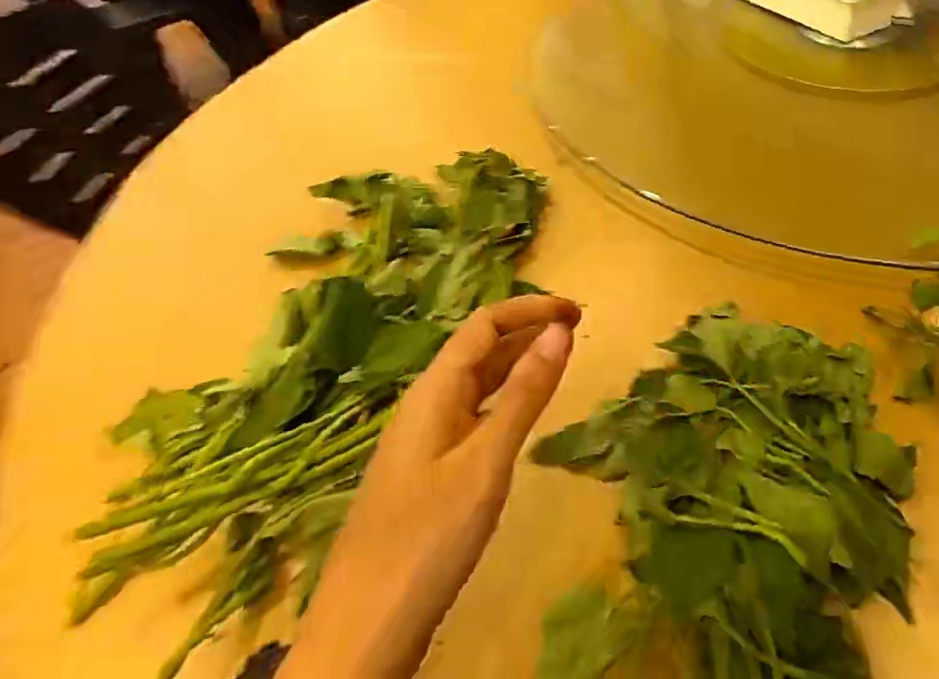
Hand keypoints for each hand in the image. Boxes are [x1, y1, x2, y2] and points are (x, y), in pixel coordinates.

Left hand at [279, 295, 581, 678]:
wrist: (362, 628)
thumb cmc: (428, 538)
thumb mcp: (486, 462)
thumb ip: (524, 394)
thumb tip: (559, 331)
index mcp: (434, 389)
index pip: (484, 324)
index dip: (530, 309)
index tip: (576, 313)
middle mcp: (426, 402)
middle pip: (479, 348)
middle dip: (526, 330)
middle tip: (576, 330)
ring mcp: (424, 437)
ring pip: (475, 382)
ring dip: (516, 362)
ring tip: (558, 358)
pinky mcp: (427, 469)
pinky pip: (472, 413)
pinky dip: (503, 399)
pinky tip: (520, 413)